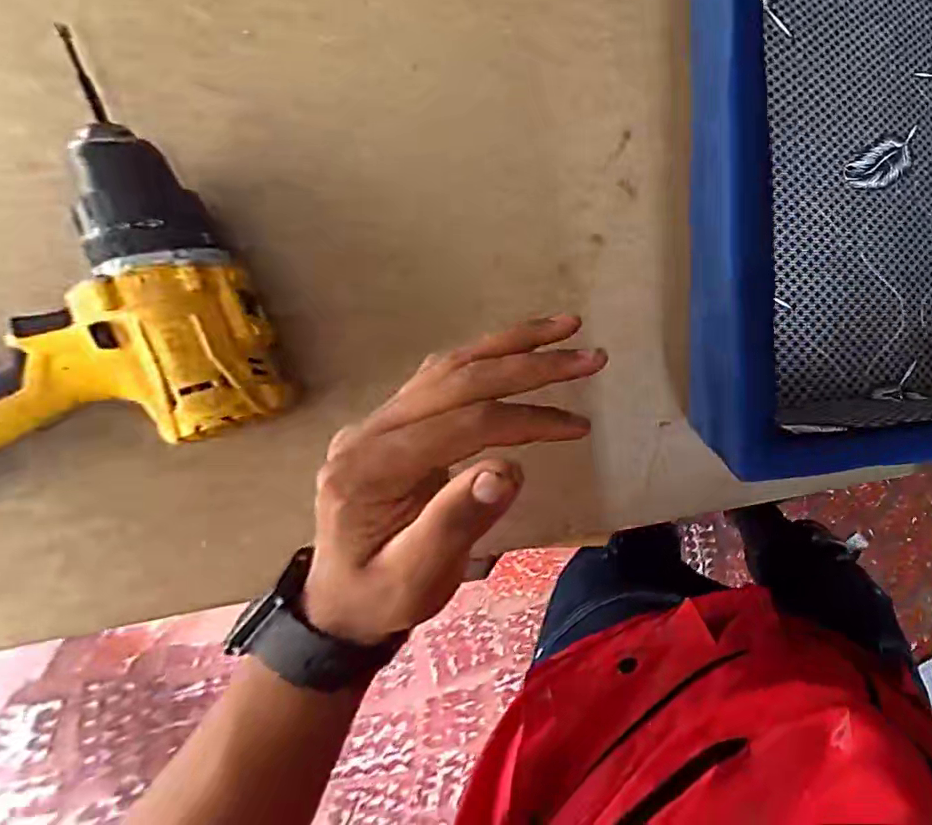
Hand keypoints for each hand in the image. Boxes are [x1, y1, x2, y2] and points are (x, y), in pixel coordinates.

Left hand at [303, 315, 607, 644]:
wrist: (338, 605)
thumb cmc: (383, 596)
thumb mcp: (418, 578)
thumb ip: (457, 522)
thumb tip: (507, 470)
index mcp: (370, 471)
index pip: (463, 423)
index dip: (527, 419)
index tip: (579, 426)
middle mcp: (369, 433)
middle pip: (460, 380)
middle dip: (532, 365)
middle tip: (593, 358)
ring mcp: (378, 421)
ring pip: (453, 364)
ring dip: (514, 344)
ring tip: (568, 327)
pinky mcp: (394, 420)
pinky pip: (446, 373)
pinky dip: (491, 354)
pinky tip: (520, 347)